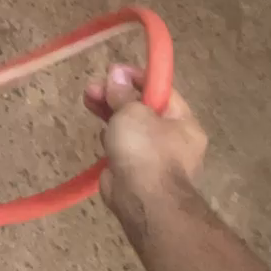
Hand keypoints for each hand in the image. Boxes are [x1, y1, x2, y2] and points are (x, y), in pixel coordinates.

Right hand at [84, 63, 207, 218]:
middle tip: (92, 88)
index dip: (136, 77)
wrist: (142, 199)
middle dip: (115, 94)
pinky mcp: (135, 165)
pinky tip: (101, 134)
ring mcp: (154, 153)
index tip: (112, 71)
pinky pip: (122, 141)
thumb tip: (117, 74)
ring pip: (128, 122)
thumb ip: (123, 92)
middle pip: (141, 105)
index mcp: (183, 123)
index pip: (161, 90)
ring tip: (87, 101)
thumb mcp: (132, 111)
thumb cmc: (145, 149)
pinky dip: (110, 134)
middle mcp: (173, 137)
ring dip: (108, 110)